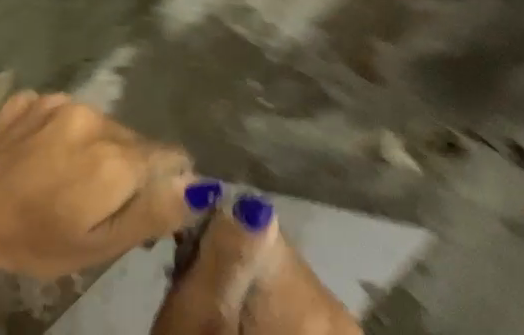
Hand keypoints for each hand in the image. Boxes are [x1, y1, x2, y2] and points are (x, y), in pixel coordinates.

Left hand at [0, 91, 200, 277]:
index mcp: (114, 156)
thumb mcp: (99, 244)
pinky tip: (37, 160)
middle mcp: (88, 116)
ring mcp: (51, 101)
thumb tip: (200, 186)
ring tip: (64, 182)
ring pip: (97, 125)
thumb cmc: (28, 237)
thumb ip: (153, 212)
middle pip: (133, 141)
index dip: (163, 187)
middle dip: (128, 169)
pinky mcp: (23, 98)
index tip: (140, 210)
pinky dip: (59, 135)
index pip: (171, 158)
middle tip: (97, 203)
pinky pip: (61, 116)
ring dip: (93, 149)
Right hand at [153, 195, 360, 334]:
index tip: (182, 249)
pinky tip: (238, 329)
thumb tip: (250, 201)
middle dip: (229, 261)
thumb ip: (225, 258)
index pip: (255, 224)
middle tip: (193, 290)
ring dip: (244, 286)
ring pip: (282, 281)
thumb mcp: (199, 316)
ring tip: (214, 316)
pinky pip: (295, 309)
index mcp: (306, 298)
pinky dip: (263, 311)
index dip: (212, 227)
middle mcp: (339, 313)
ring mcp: (342, 334)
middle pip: (271, 255)